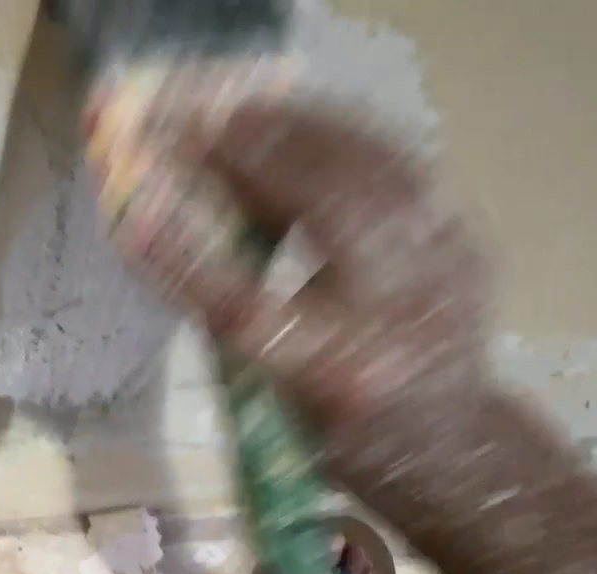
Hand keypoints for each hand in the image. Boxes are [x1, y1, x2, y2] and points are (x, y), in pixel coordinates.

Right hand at [98, 91, 494, 442]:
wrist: (446, 445)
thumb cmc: (332, 437)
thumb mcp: (270, 401)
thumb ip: (233, 324)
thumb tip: (179, 239)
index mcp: (337, 378)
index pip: (245, 309)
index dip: (182, 261)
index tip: (130, 215)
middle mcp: (401, 318)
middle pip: (330, 211)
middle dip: (254, 156)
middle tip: (188, 120)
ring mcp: (448, 267)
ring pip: (373, 168)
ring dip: (296, 129)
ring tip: (234, 105)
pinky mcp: (465, 234)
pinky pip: (397, 162)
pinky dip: (338, 132)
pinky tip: (295, 116)